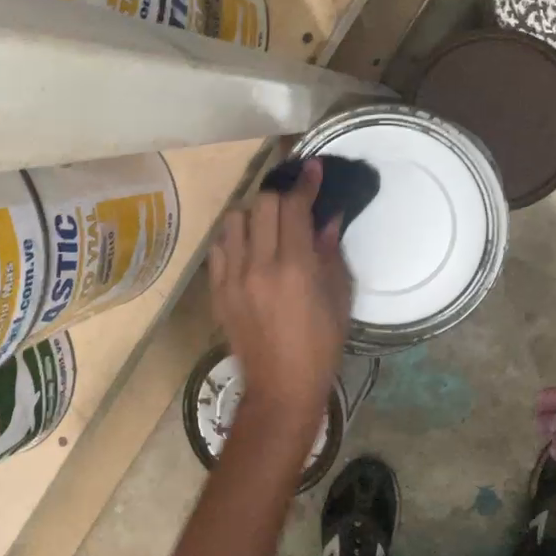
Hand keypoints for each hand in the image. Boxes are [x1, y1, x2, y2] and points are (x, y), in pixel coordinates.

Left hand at [210, 160, 351, 419]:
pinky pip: (218, 247)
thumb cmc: (320, 345)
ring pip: (235, 220)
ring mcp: (233, 278)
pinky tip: (247, 249)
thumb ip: (330, 252)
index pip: (294, 207)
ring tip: (267, 227)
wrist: (280, 387)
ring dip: (254, 215)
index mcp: (295, 268)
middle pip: (262, 204)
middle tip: (294, 201)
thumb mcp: (338, 298)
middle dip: (281, 196)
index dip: (305, 183)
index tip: (313, 168)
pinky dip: (234, 239)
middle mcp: (259, 266)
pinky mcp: (217, 291)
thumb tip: (328, 217)